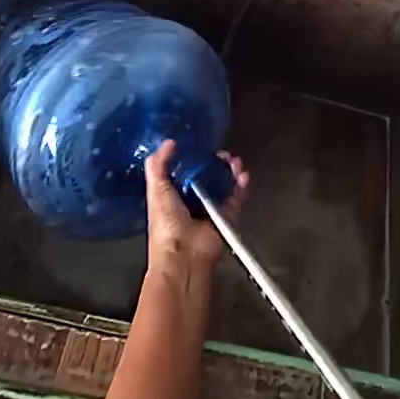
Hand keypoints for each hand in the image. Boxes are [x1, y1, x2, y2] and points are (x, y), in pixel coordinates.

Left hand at [144, 140, 248, 273]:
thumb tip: (168, 142)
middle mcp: (192, 202)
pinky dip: (242, 186)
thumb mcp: (156, 189)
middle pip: (207, 177)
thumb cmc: (166, 224)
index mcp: (172, 195)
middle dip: (216, 164)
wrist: (184, 256)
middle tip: (222, 154)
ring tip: (234, 162)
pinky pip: (237, 197)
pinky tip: (242, 175)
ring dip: (230, 171)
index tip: (202, 146)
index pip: (185, 172)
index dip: (194, 158)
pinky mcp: (227, 217)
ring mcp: (211, 209)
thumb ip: (158, 164)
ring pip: (224, 185)